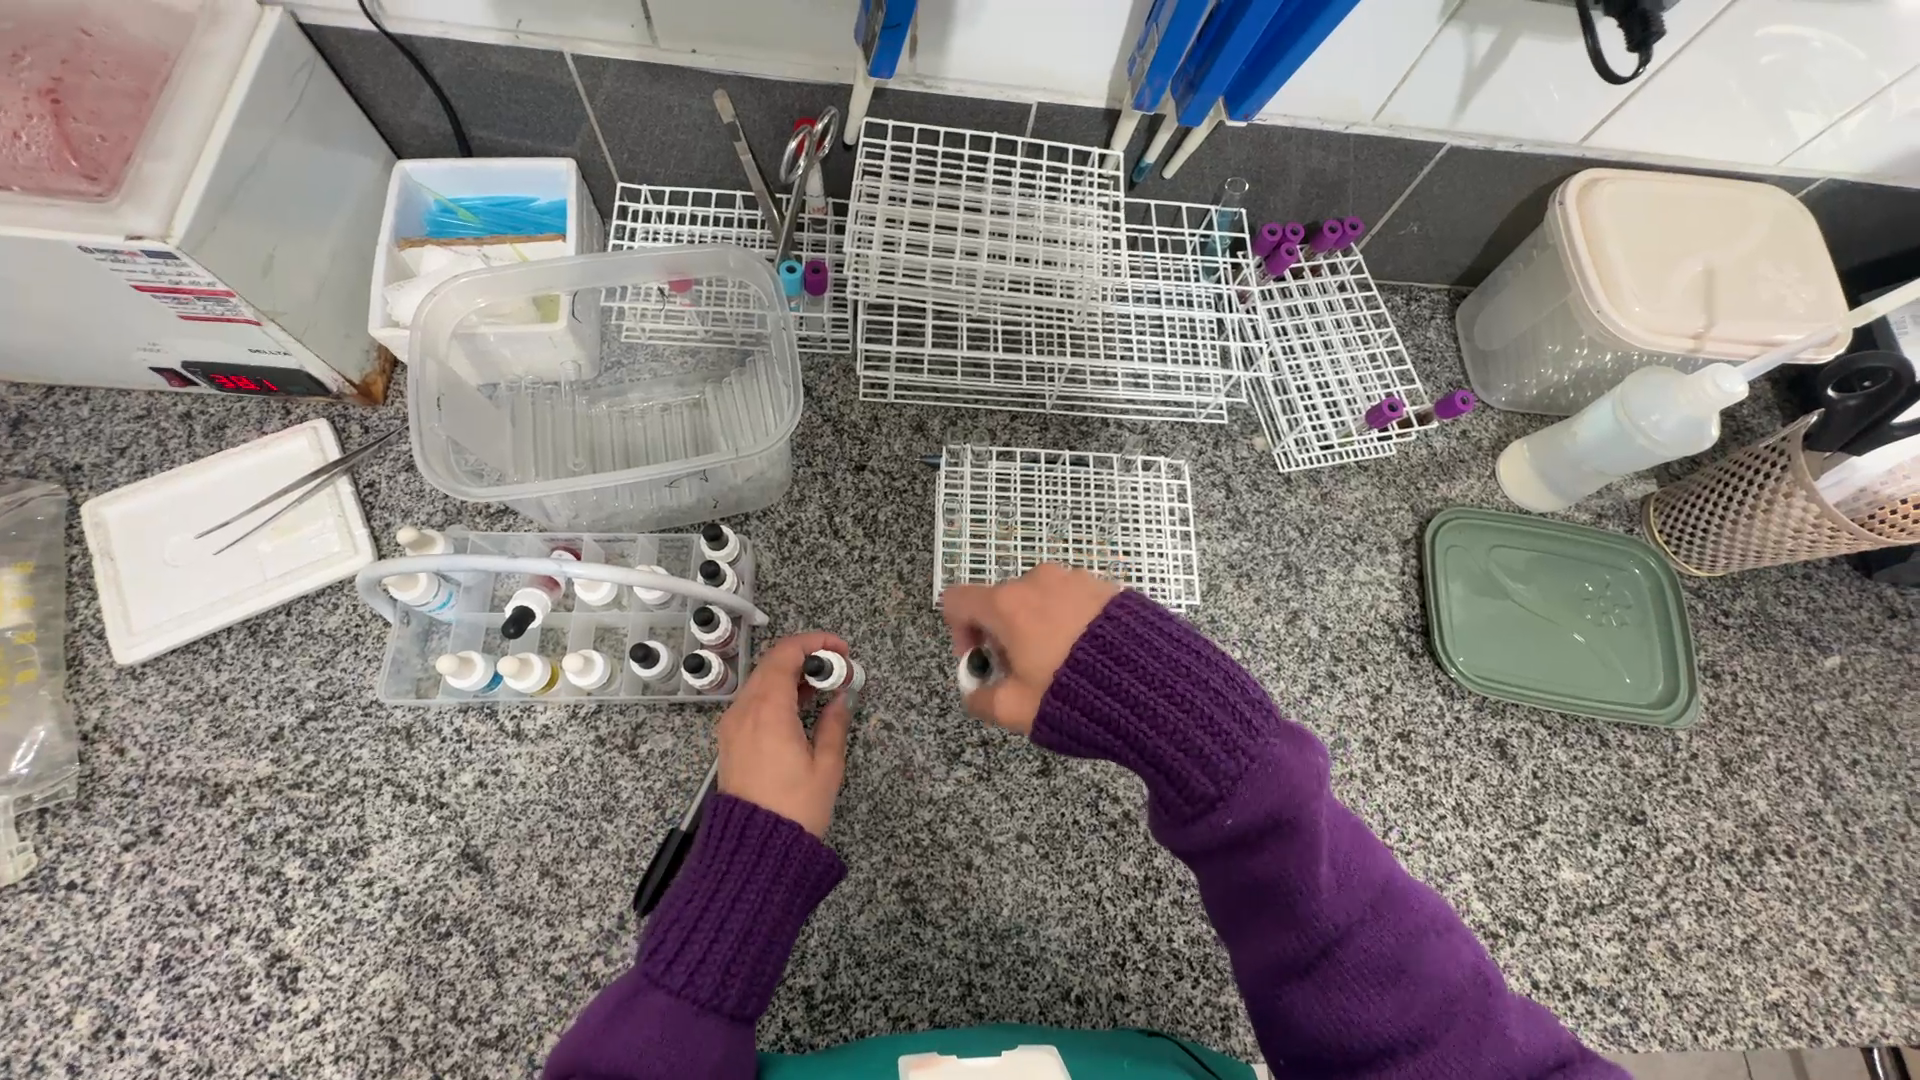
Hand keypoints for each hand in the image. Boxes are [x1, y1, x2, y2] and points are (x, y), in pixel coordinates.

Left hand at [714, 632, 853, 838]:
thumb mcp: (826, 765)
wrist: (753, 852)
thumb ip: (835, 723)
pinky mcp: (730, 741)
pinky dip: (777, 694)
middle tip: (837, 668)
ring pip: (761, 681)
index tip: (841, 649)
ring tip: (824, 687)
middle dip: (806, 657)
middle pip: (772, 663)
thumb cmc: (794, 809)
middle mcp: (744, 710)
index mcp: (768, 709)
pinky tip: (800, 708)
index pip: (786, 653)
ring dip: (792, 675)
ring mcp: (732, 725)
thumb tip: (842, 697)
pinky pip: (753, 702)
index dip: (816, 642)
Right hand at [940, 564, 1120, 735]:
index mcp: (1008, 604)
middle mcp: (1038, 580)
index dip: (959, 633)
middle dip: (1003, 636)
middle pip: (1001, 602)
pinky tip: (1091, 657)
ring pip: (1040, 601)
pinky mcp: (1107, 587)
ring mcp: (1076, 579)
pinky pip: (1073, 602)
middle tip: (1025, 674)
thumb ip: (983, 701)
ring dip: (1038, 628)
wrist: (1153, 684)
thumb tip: (976, 693)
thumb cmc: (1073, 694)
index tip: (982, 662)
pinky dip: (1069, 623)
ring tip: (1063, 667)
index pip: (958, 601)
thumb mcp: (1017, 711)